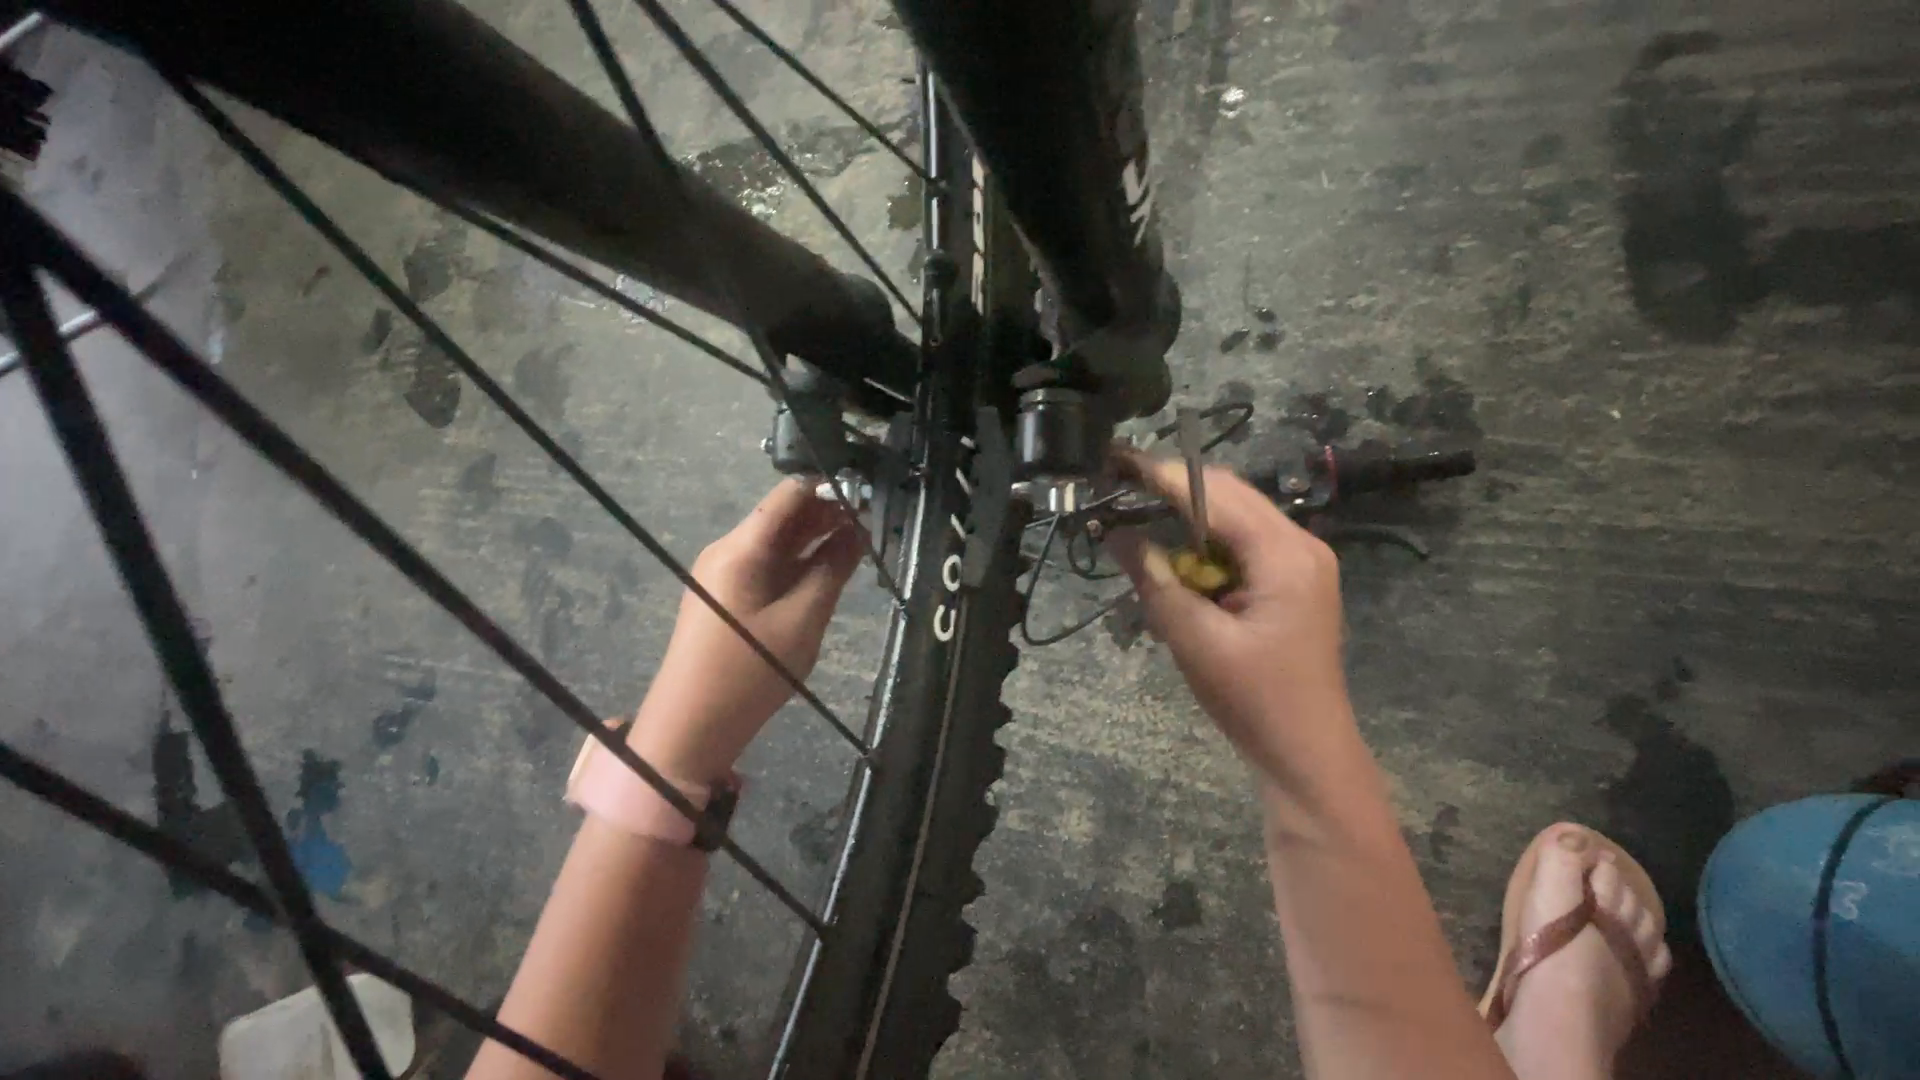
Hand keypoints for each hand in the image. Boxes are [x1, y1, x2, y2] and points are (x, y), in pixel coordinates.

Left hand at [627, 479, 863, 784]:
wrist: (691, 725)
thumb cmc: (750, 671)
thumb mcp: (802, 620)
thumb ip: (833, 570)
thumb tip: (859, 531)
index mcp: (741, 548)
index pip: (789, 495)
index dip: (830, 490)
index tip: (869, 499)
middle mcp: (728, 550)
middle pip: (783, 516)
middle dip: (827, 515)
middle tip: (873, 526)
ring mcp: (724, 573)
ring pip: (777, 542)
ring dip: (815, 540)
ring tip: (859, 547)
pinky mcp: (727, 596)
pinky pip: (768, 565)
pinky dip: (799, 563)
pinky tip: (828, 571)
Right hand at [1109, 454, 1352, 778]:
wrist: (1307, 754)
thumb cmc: (1255, 701)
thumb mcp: (1195, 641)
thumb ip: (1156, 581)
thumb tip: (1117, 534)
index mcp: (1285, 554)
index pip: (1216, 494)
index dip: (1163, 475)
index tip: (1117, 462)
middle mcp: (1300, 545)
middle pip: (1229, 497)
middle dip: (1173, 491)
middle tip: (1119, 487)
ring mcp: (1300, 564)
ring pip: (1234, 520)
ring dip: (1187, 522)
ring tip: (1138, 522)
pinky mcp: (1291, 583)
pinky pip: (1241, 547)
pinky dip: (1205, 550)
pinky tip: (1176, 566)